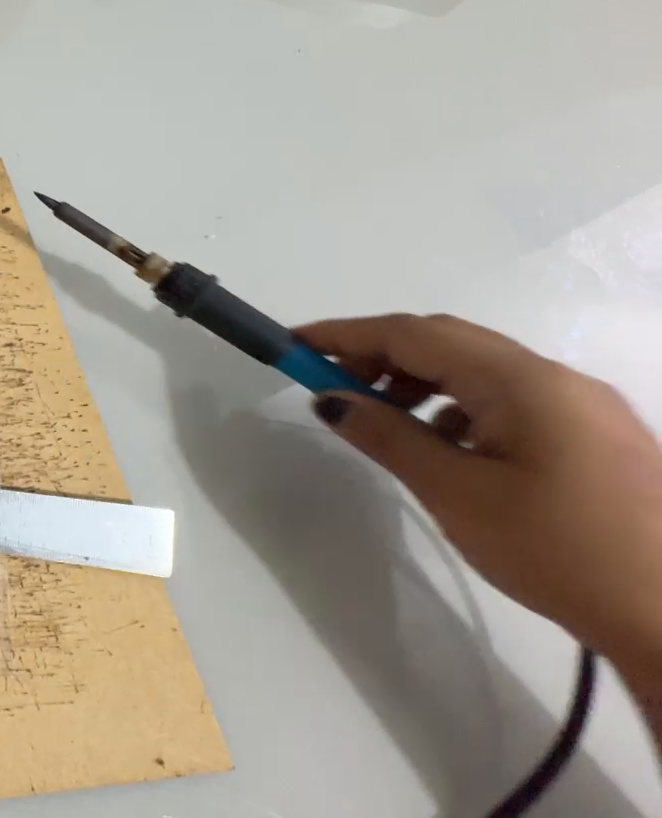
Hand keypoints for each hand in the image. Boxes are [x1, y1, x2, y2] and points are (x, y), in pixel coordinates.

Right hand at [297, 314, 661, 666]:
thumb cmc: (559, 550)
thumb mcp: (455, 492)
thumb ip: (387, 435)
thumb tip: (331, 400)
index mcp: (524, 383)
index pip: (414, 335)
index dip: (345, 334)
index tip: (292, 346)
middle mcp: (557, 379)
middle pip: (446, 341)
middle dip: (377, 353)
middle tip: (328, 386)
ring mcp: (582, 406)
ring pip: (475, 368)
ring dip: (415, 379)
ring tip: (380, 421)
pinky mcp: (592, 435)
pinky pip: (505, 396)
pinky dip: (453, 403)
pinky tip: (441, 444)